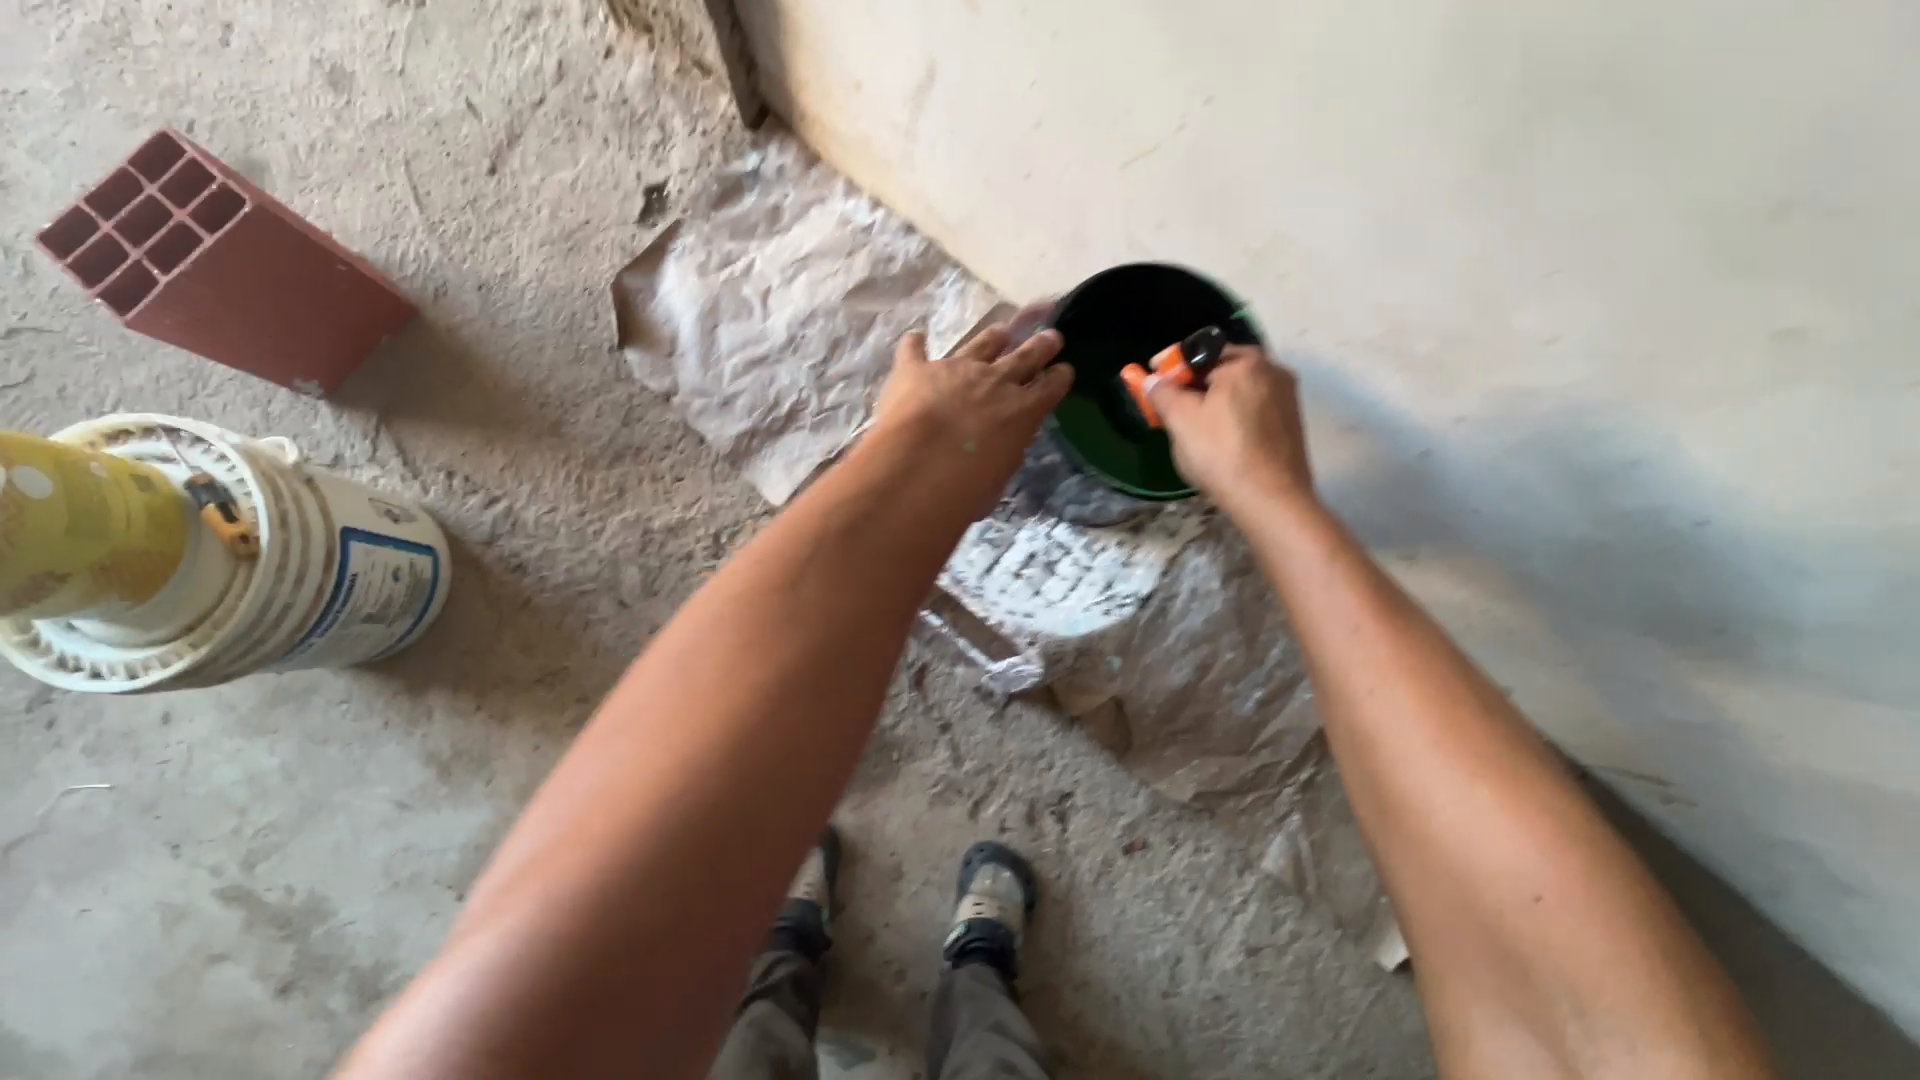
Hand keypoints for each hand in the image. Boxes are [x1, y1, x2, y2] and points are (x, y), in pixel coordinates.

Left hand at [868, 323, 1073, 516]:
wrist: (919, 465)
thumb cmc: (966, 487)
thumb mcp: (999, 476)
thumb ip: (1003, 453)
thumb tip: (999, 447)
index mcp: (1022, 410)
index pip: (1049, 388)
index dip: (1058, 378)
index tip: (1064, 370)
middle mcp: (994, 381)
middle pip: (1024, 356)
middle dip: (1040, 346)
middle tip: (1050, 337)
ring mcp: (955, 369)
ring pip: (981, 344)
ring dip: (993, 337)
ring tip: (1000, 330)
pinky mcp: (916, 369)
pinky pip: (915, 349)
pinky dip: (916, 343)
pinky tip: (916, 338)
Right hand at [1148, 346, 1314, 511]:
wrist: (1270, 500)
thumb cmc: (1221, 453)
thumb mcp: (1180, 420)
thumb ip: (1162, 393)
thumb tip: (1152, 379)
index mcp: (1247, 362)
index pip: (1200, 353)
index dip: (1172, 367)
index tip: (1154, 382)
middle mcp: (1274, 372)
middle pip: (1222, 372)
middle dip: (1195, 387)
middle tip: (1172, 408)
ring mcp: (1288, 399)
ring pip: (1240, 393)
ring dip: (1215, 403)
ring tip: (1194, 428)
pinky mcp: (1292, 425)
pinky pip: (1254, 411)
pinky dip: (1235, 419)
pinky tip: (1222, 442)